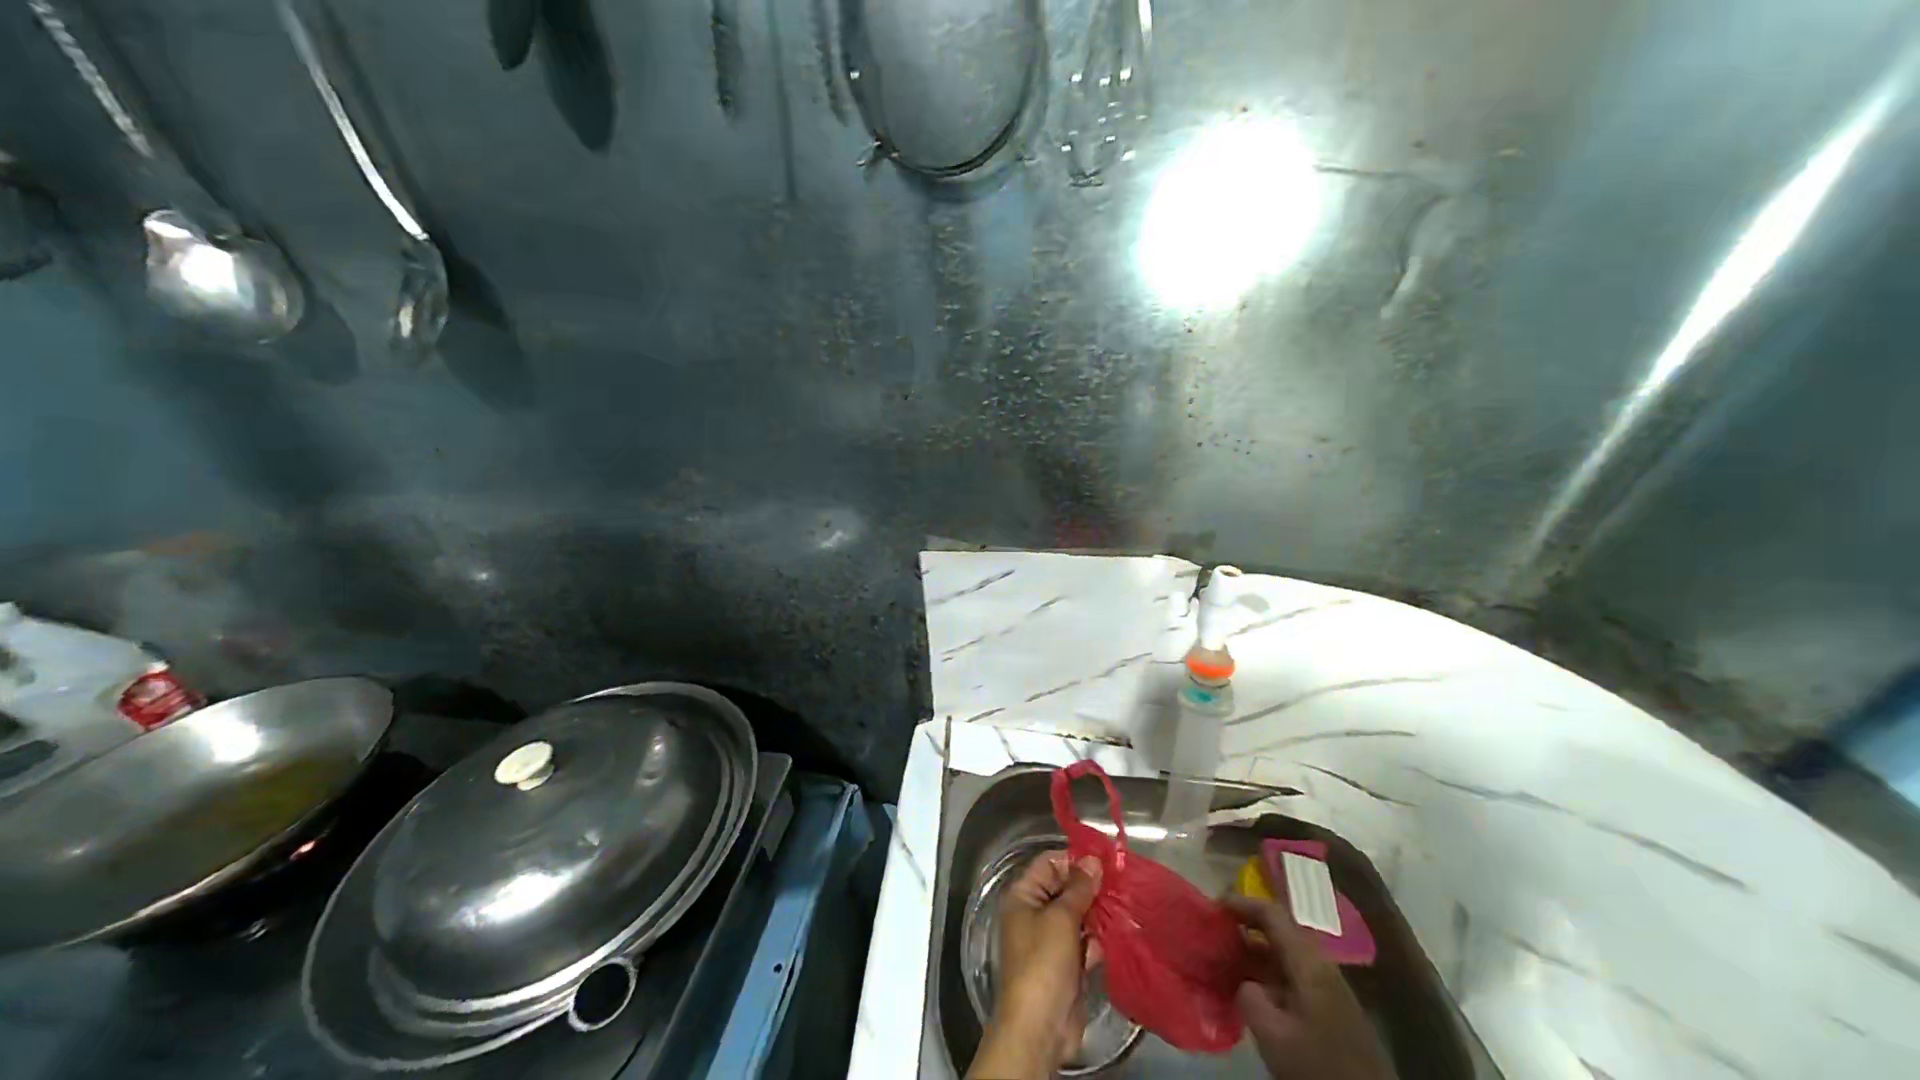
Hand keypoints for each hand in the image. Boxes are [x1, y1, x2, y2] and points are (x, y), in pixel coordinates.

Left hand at [967, 851, 1103, 1079]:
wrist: (1040, 1025)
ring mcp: (1052, 939)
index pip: (1049, 863)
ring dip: (1100, 912)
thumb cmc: (1043, 962)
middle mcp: (1035, 913)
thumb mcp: (1061, 918)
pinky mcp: (1068, 963)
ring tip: (1126, 904)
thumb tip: (1093, 860)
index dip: (1074, 859)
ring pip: (1079, 915)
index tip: (1105, 860)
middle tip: (1122, 881)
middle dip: (1092, 886)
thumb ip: (1079, 888)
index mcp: (1024, 896)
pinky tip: (1121, 932)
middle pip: (1066, 889)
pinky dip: (1100, 938)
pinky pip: (1086, 941)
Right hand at [1224, 895, 1391, 1079]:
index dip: (1241, 904)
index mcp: (1308, 963)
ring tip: (1224, 960)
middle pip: (1279, 931)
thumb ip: (1249, 998)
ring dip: (1254, 951)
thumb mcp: (1273, 1035)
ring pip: (1284, 953)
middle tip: (1214, 934)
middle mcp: (1320, 965)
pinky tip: (1250, 988)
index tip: (1213, 907)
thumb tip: (1243, 982)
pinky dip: (1266, 971)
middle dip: (1244, 927)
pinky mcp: (1328, 1005)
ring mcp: (1327, 985)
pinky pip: (1291, 973)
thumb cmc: (1319, 1064)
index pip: (1272, 914)